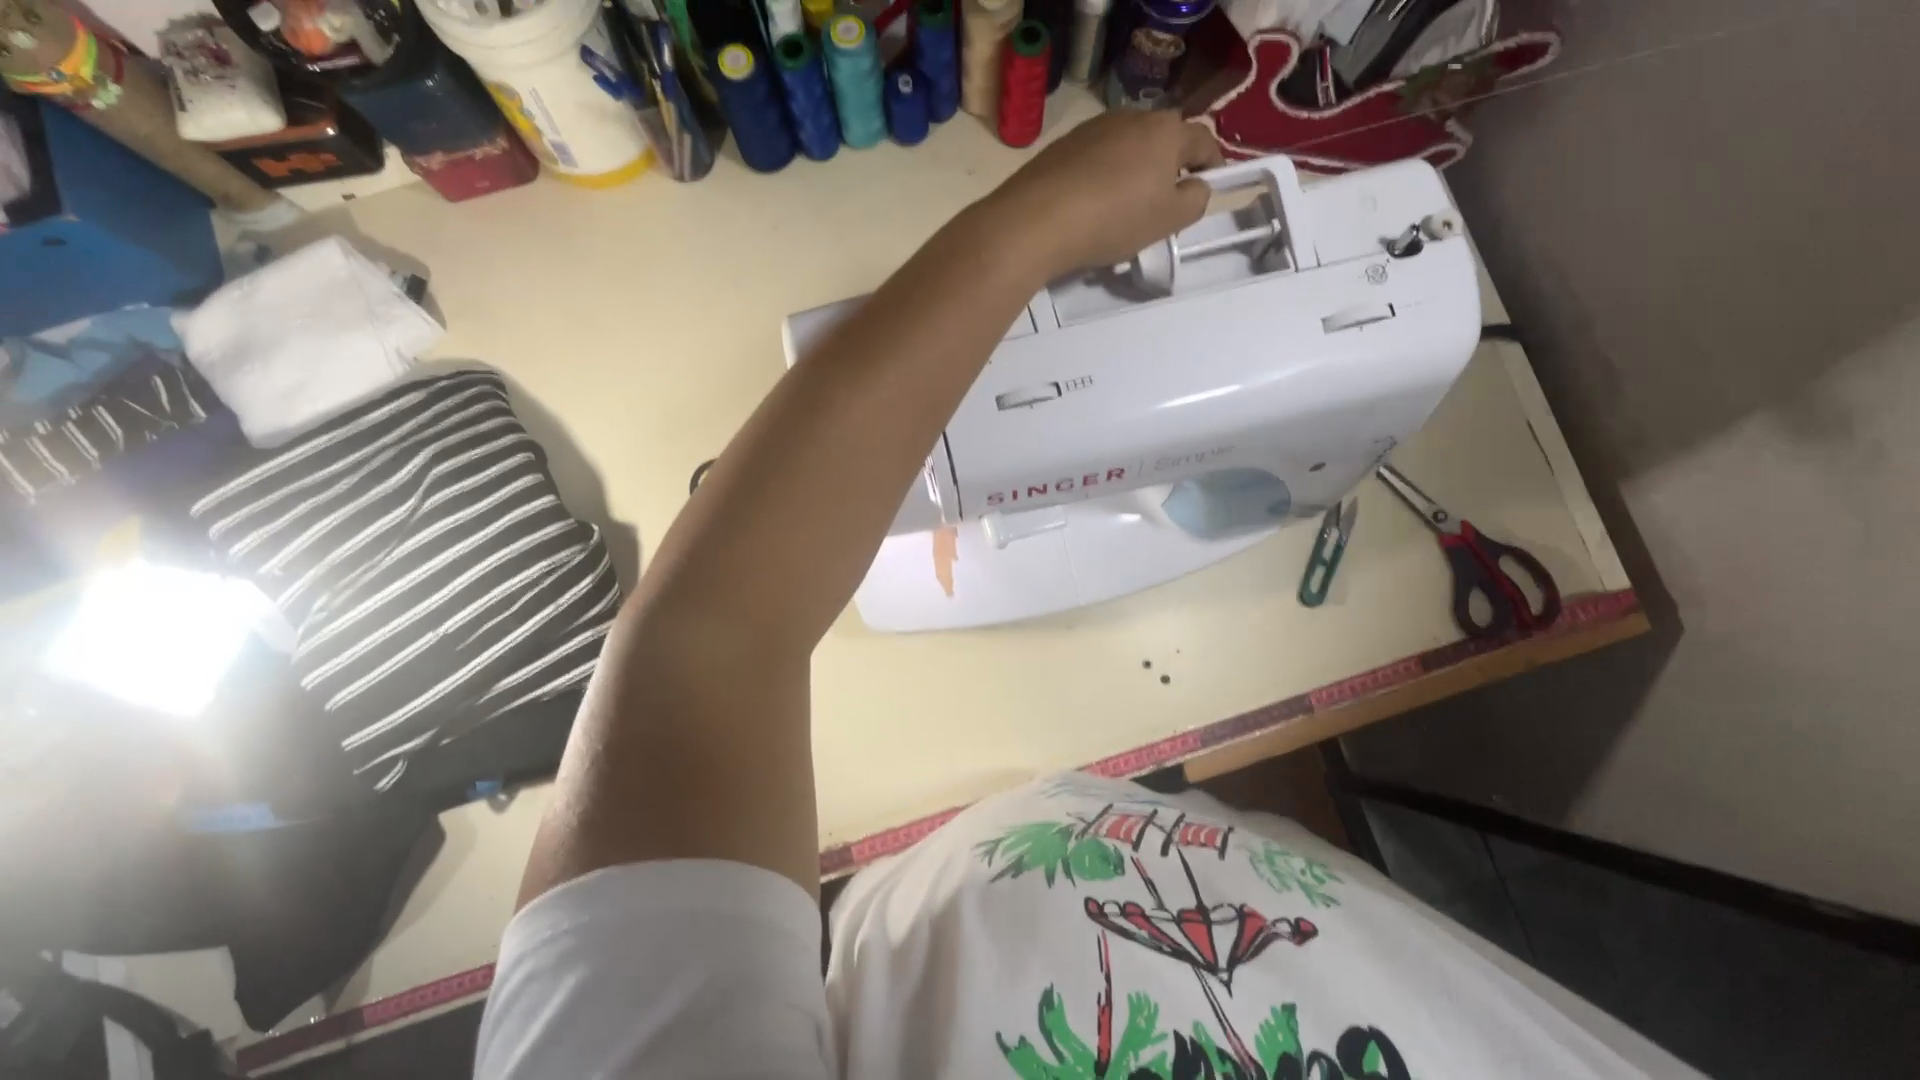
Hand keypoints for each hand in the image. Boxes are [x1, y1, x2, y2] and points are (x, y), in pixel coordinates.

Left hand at [980, 111, 1223, 279]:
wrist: (1037, 220)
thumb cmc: (1114, 219)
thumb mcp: (1169, 219)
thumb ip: (1195, 200)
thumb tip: (1196, 185)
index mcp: (1166, 130)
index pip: (1203, 140)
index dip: (1212, 163)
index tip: (1208, 185)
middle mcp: (1131, 117)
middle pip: (1162, 137)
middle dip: (1170, 163)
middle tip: (1165, 197)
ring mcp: (1093, 128)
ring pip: (1127, 145)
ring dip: (1133, 168)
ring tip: (1125, 204)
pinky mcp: (1062, 145)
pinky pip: (1095, 158)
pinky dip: (1102, 175)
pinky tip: (1092, 204)